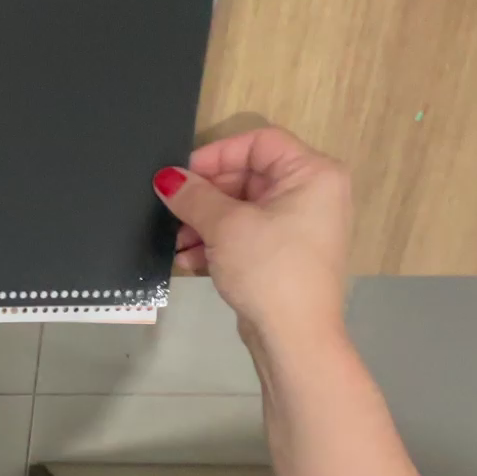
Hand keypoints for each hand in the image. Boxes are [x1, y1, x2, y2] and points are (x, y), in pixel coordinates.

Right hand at [152, 127, 353, 342]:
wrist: (293, 332)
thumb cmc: (269, 268)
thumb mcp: (226, 227)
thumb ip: (194, 197)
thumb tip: (165, 177)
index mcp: (311, 174)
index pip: (258, 143)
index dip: (215, 155)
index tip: (179, 178)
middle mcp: (309, 193)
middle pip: (245, 178)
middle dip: (203, 198)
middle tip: (171, 214)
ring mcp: (295, 225)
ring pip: (238, 209)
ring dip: (202, 224)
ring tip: (177, 245)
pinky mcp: (279, 253)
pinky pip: (242, 235)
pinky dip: (214, 243)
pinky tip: (190, 260)